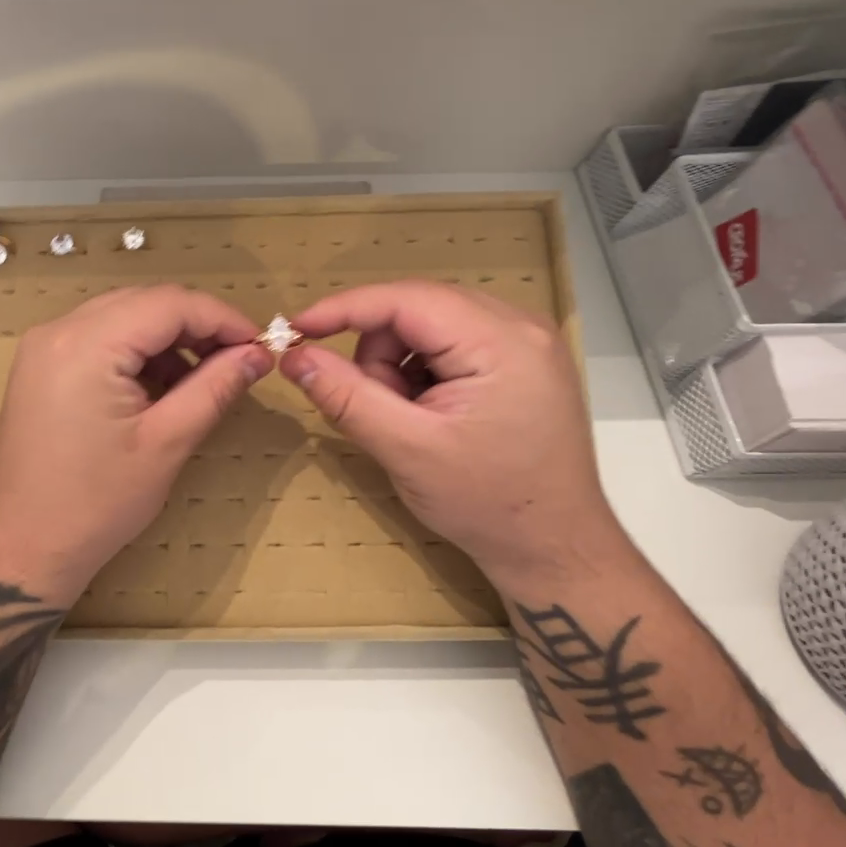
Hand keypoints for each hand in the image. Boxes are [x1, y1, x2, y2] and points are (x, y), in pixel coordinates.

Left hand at [0, 286, 270, 605]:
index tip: (259, 345)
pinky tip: (160, 389)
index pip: (167, 303)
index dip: (220, 318)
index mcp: (85, 343)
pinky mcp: (38, 369)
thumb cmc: (97, 503)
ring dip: (165, 341)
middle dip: (195, 326)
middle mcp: (57, 331)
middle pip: (142, 304)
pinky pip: (97, 340)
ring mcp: (42, 348)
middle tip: (237, 362)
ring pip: (120, 319)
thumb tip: (257, 355)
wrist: (26, 547)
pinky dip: (134, 354)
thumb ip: (215, 387)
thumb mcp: (167, 442)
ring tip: (201, 382)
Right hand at [279, 281, 623, 584]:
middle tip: (374, 407)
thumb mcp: (406, 450)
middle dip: (378, 354)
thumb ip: (346, 397)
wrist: (551, 547)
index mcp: (501, 340)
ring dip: (397, 368)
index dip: (344, 309)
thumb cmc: (486, 503)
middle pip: (416, 309)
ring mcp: (522, 342)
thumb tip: (294, 358)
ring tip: (407, 421)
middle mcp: (519, 325)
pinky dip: (419, 375)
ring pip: (427, 328)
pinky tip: (428, 417)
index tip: (294, 330)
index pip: (406, 299)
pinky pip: (446, 346)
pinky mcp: (517, 362)